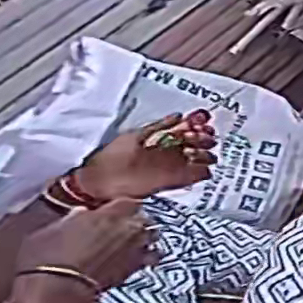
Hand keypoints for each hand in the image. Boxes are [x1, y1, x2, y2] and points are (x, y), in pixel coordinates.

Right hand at [17, 198, 152, 292]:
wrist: (57, 286)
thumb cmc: (45, 257)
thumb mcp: (50, 230)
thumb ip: (73, 218)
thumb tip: (82, 213)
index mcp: (110, 214)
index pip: (127, 202)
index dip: (119, 208)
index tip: (110, 213)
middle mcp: (131, 226)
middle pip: (142, 218)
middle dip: (132, 222)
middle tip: (116, 230)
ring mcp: (140, 244)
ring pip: (151, 234)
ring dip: (141, 237)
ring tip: (126, 244)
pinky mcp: (141, 263)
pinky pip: (153, 255)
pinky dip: (147, 255)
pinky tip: (134, 259)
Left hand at [71, 111, 215, 200]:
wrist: (97, 185)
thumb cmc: (110, 160)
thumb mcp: (133, 138)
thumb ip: (157, 127)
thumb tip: (179, 116)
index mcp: (164, 140)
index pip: (190, 129)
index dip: (198, 123)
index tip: (201, 120)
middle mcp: (174, 152)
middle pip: (201, 142)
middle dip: (205, 137)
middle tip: (202, 136)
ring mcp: (178, 166)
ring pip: (205, 157)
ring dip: (205, 152)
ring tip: (197, 152)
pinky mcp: (179, 180)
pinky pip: (201, 173)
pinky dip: (204, 169)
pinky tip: (200, 165)